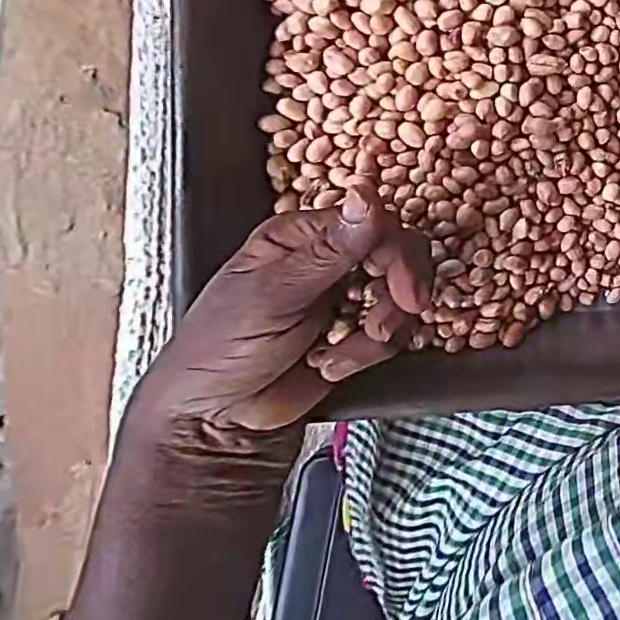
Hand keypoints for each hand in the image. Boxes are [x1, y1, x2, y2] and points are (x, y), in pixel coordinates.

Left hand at [124, 181, 431, 459]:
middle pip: (399, 256)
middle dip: (396, 295)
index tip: (405, 290)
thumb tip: (366, 196)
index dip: (397, 255)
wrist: (215, 423)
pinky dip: (371, 352)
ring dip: (382, 329)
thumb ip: (329, 249)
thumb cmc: (220, 351)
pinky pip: (395, 330)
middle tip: (380, 327)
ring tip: (343, 353)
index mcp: (305, 235)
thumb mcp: (273, 295)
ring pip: (403, 294)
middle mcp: (332, 257)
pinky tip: (333, 363)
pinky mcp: (359, 329)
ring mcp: (348, 294)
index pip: (374, 225)